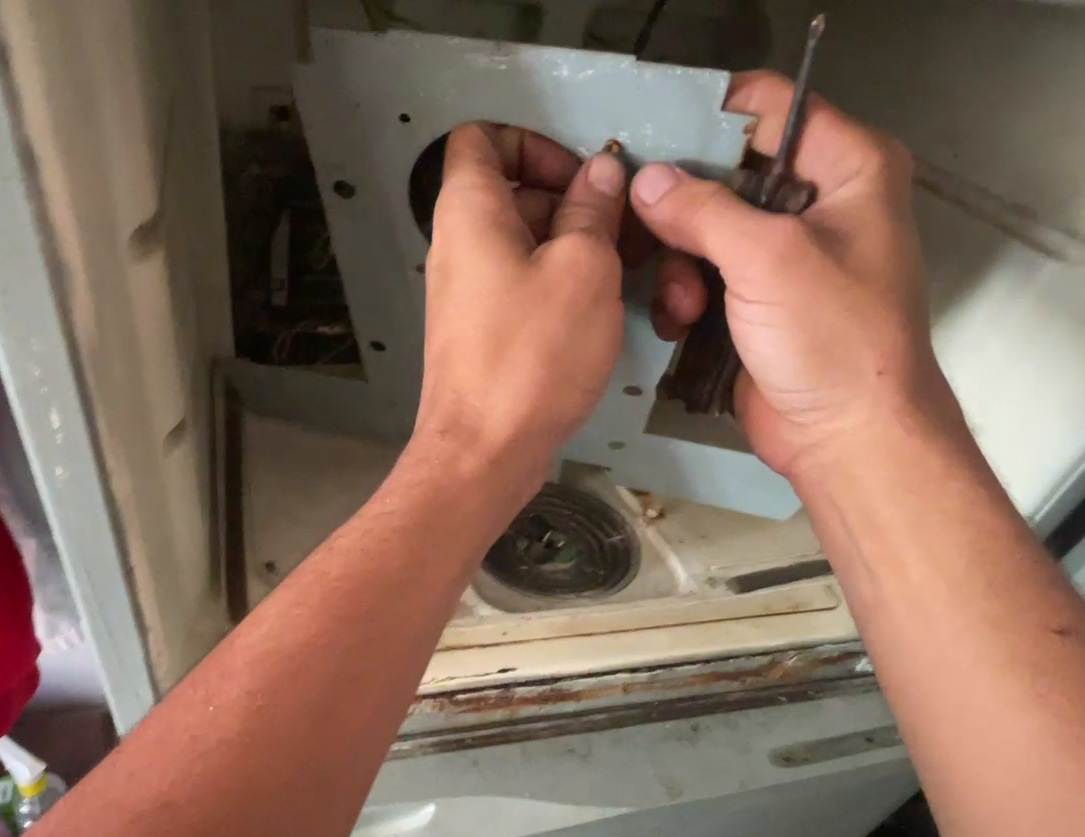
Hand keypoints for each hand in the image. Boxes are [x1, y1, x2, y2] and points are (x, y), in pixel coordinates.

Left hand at [417, 123, 628, 485]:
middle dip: (572, 202)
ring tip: (625, 275)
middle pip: (513, 193)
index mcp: (469, 211)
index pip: (482, 137)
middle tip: (622, 233)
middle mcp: (459, 246)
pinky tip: (600, 312)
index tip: (580, 177)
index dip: (534, 142)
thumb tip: (600, 173)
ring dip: (576, 249)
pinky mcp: (483, 333)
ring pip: (526, 246)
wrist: (484, 452)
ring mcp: (469, 293)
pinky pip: (523, 287)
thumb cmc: (532, 355)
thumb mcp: (583, 269)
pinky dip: (560, 287)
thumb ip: (593, 210)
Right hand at [632, 71, 956, 482]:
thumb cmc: (832, 338)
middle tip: (649, 234)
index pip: (772, 108)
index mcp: (848, 167)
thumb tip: (644, 179)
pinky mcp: (753, 302)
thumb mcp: (770, 260)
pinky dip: (683, 298)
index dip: (710, 119)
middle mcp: (815, 204)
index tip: (651, 142)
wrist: (845, 435)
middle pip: (724, 175)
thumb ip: (704, 211)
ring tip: (683, 307)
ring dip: (679, 267)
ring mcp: (781, 257)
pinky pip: (700, 277)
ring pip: (702, 232)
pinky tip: (682, 325)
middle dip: (681, 210)